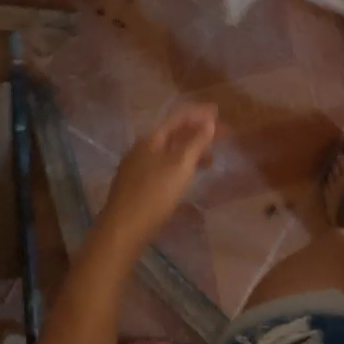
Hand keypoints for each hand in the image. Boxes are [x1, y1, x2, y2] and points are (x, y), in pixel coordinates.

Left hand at [100, 105, 217, 254]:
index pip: (178, 117)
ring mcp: (137, 168)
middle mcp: (141, 149)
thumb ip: (196, 141)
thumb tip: (210, 121)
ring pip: (169, 152)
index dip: (199, 113)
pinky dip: (181, 165)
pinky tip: (188, 177)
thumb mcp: (181, 165)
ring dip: (191, 150)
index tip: (218, 111)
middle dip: (198, 132)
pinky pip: (163, 166)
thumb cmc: (154, 194)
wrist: (122, 232)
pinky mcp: (136, 186)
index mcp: (151, 139)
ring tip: (210, 159)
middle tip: (221, 135)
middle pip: (174, 134)